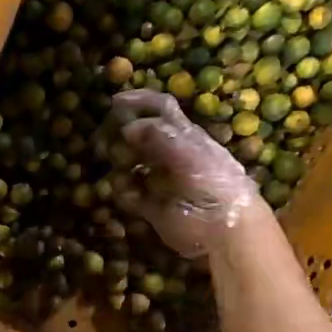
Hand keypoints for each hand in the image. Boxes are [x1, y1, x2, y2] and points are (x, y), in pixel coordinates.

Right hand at [110, 90, 261, 257]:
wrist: (224, 230)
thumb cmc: (213, 184)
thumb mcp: (191, 153)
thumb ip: (160, 136)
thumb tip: (126, 128)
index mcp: (185, 136)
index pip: (160, 109)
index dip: (139, 101)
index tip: (114, 101)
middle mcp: (170, 155)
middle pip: (138, 136)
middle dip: (120, 136)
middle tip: (107, 143)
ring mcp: (159, 180)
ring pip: (129, 164)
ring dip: (119, 164)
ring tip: (120, 171)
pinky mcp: (151, 206)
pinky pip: (128, 193)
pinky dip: (123, 191)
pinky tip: (128, 194)